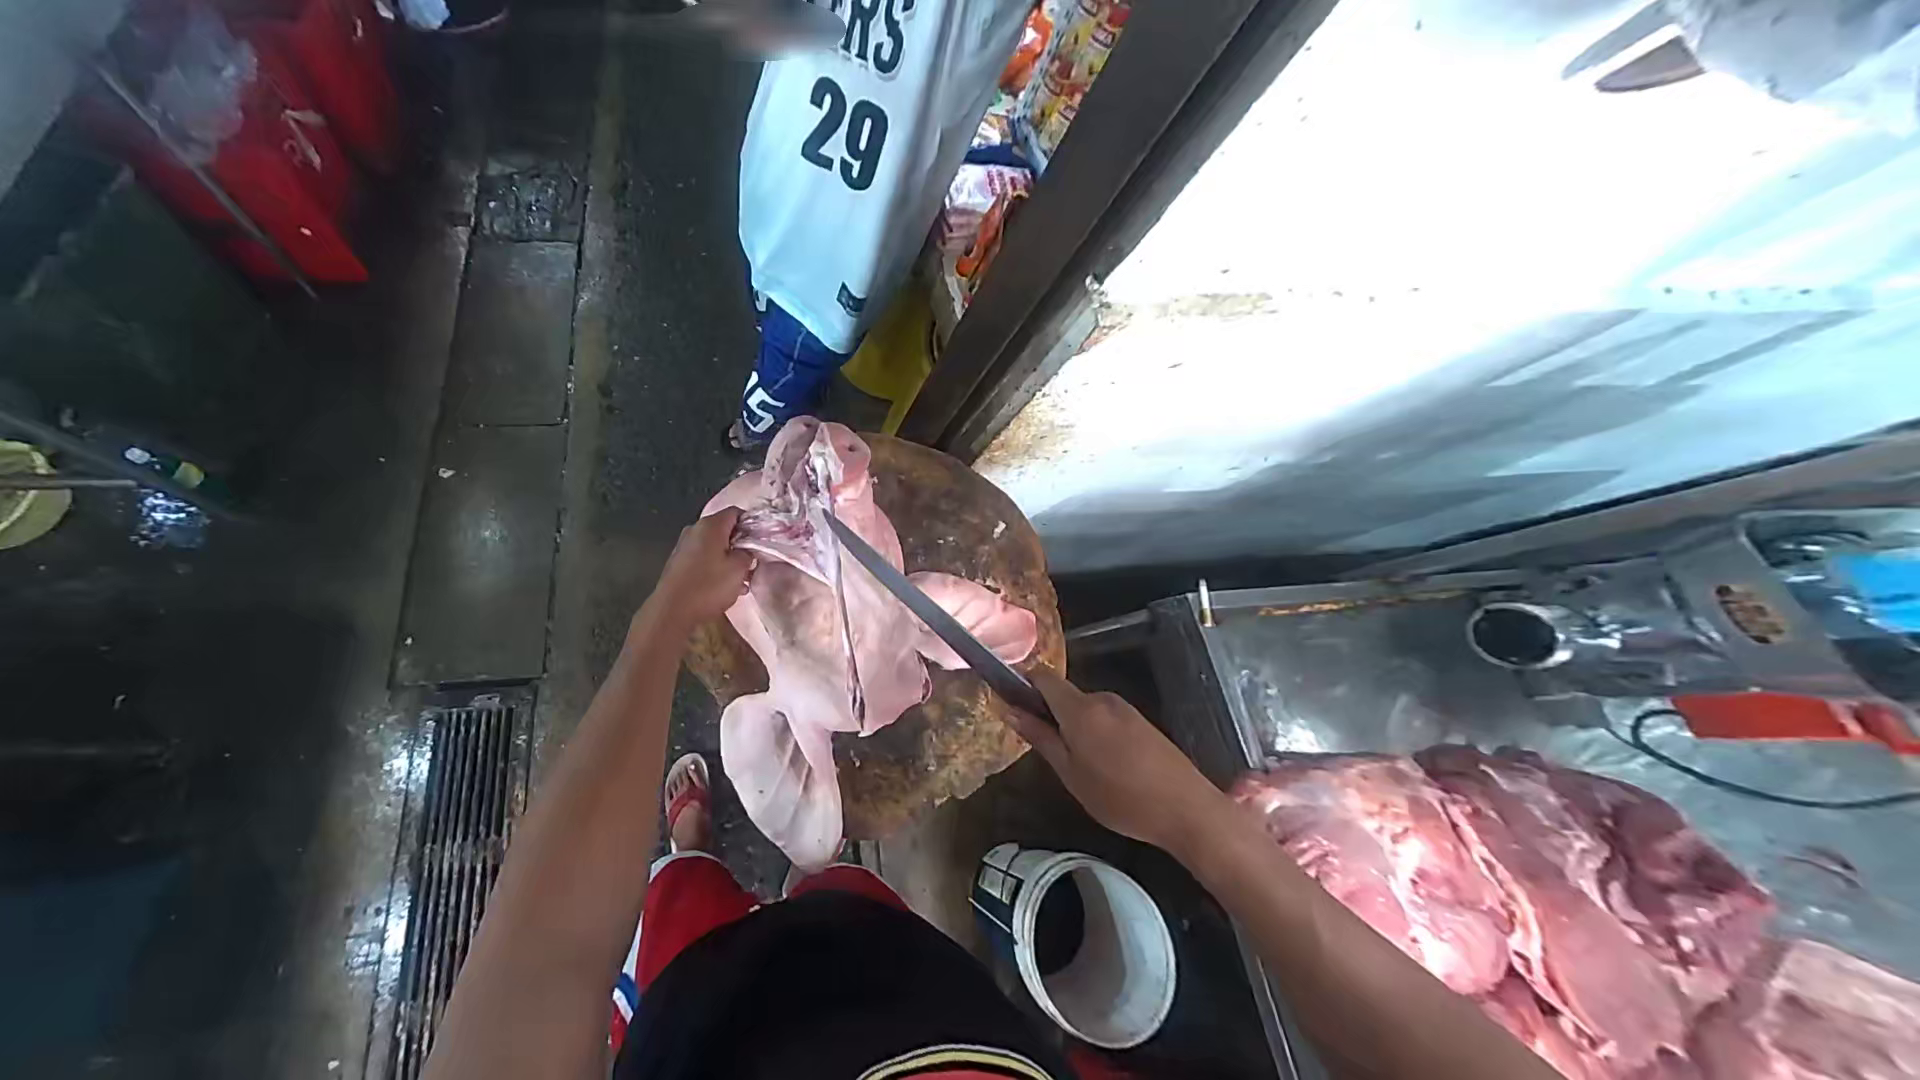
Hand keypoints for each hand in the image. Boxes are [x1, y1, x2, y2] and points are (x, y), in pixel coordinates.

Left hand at [641, 507, 753, 633]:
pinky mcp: (679, 563)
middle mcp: (694, 530)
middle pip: (725, 529)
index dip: (752, 524)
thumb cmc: (709, 586)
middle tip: (754, 561)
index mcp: (710, 526)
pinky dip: (717, 567)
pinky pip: (704, 558)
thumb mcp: (739, 568)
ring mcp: (684, 546)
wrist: (672, 611)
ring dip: (730, 558)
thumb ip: (748, 553)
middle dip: (742, 544)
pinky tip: (727, 586)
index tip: (762, 540)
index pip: (736, 512)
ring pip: (715, 546)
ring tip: (743, 579)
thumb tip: (747, 550)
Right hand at [1006, 671, 1230, 854]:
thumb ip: (1041, 738)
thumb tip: (1011, 710)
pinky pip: (1106, 719)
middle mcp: (1102, 699)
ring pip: (1086, 710)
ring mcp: (1125, 709)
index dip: (1024, 686)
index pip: (1043, 677)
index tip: (1014, 706)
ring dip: (1075, 728)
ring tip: (1080, 768)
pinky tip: (1106, 767)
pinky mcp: (1141, 721)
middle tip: (1049, 754)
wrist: (1186, 808)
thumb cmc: (1120, 797)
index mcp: (1080, 708)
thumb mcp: (1070, 774)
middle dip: (1051, 716)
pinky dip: (1096, 734)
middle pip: (1065, 696)